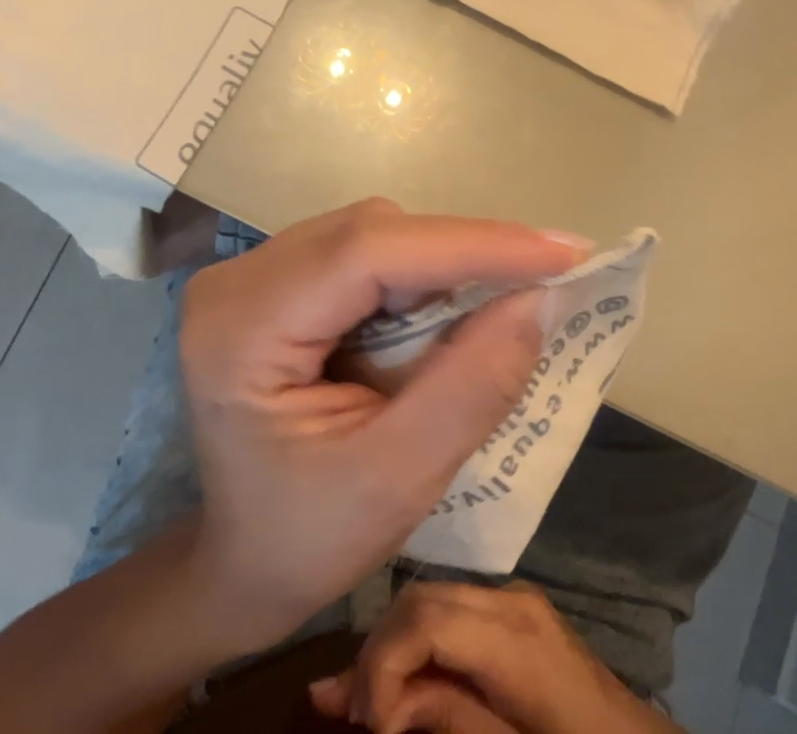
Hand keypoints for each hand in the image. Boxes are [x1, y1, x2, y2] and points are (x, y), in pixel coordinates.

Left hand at [180, 199, 583, 652]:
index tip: (565, 251)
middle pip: (364, 234)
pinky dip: (410, 282)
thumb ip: (471, 387)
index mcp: (239, 332)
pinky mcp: (265, 292)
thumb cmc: (309, 537)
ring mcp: (242, 283)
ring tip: (498, 306)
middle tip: (545, 284)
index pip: (364, 252)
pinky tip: (443, 316)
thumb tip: (540, 298)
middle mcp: (231, 286)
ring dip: (438, 267)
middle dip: (460, 255)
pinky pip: (353, 260)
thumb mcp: (399, 478)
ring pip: (364, 239)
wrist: (243, 561)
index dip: (470, 244)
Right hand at [309, 582, 675, 733]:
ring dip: (390, 647)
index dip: (382, 666)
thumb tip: (383, 707)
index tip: (370, 723)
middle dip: (377, 655)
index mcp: (517, 637)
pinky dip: (415, 641)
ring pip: (425, 600)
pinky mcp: (511, 609)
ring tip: (363, 702)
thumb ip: (450, 720)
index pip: (425, 621)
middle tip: (351, 713)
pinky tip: (396, 678)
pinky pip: (446, 610)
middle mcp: (510, 600)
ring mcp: (512, 598)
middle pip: (417, 602)